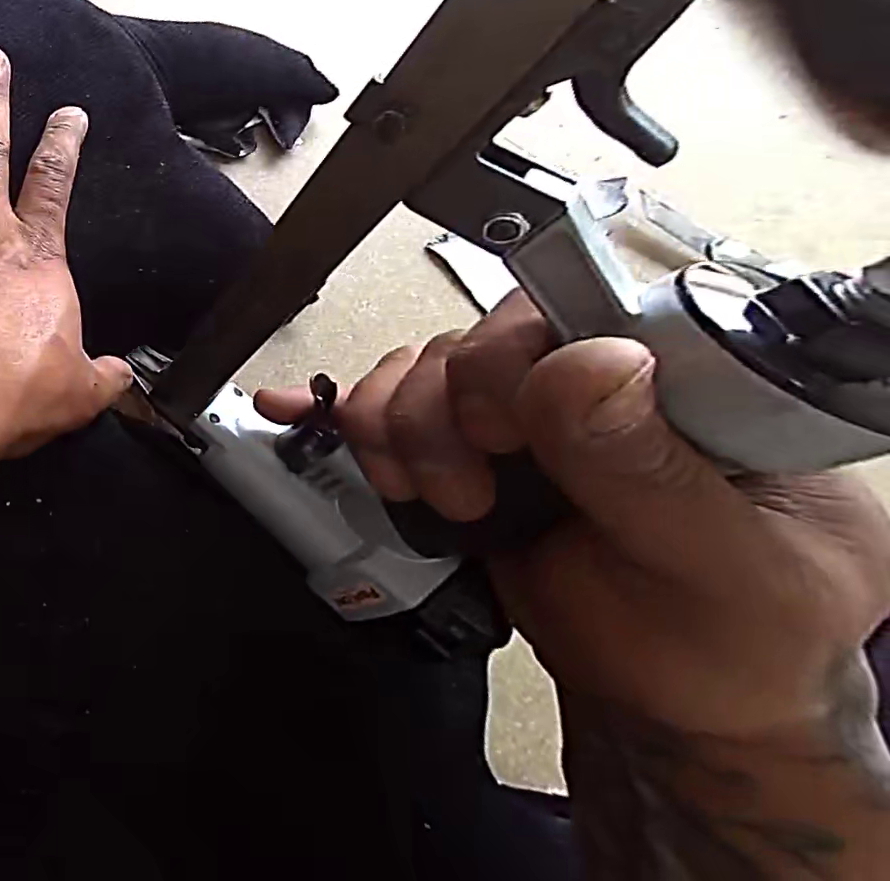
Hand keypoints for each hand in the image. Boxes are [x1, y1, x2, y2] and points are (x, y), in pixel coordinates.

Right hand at [255, 293, 889, 743]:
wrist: (654, 689)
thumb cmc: (716, 639)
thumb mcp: (716, 564)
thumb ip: (646, 466)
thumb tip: (587, 361)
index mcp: (676, 386)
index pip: (566, 315)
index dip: (507, 363)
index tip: (504, 442)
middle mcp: (579, 382)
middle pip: (465, 346)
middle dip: (438, 420)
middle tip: (466, 495)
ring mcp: (504, 412)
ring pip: (408, 373)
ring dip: (388, 432)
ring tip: (423, 499)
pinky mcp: (445, 442)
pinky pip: (373, 402)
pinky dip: (329, 410)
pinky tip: (287, 411)